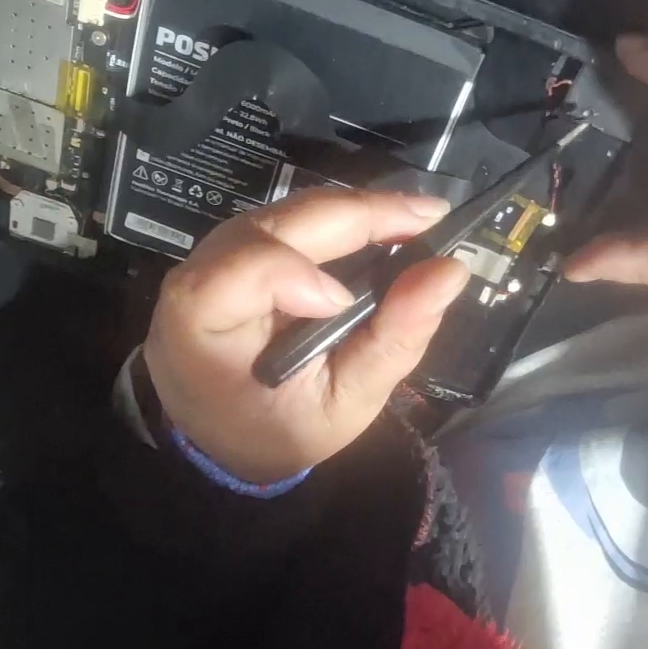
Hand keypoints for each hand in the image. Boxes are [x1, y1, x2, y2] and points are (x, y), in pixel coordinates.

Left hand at [144, 188, 470, 483]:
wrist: (233, 437)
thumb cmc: (284, 429)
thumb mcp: (345, 404)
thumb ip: (393, 340)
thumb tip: (449, 270)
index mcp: (202, 326)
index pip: (241, 273)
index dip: (295, 272)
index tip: (345, 302)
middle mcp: (198, 276)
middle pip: (278, 225)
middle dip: (361, 214)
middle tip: (433, 216)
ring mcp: (215, 254)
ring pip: (288, 211)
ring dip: (355, 211)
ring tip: (414, 221)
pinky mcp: (238, 247)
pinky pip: (291, 218)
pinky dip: (340, 219)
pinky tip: (381, 224)